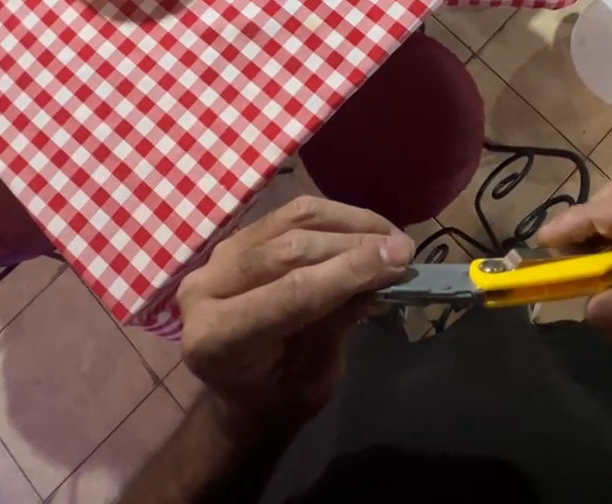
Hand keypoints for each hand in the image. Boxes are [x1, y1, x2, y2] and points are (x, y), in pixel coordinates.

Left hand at [176, 196, 413, 438]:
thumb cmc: (277, 397)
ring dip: (349, 223)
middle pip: (290, 249)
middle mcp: (206, 287)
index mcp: (216, 338)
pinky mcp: (238, 236)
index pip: (291, 292)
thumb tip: (385, 272)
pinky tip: (366, 226)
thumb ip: (339, 322)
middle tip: (404, 249)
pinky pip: (290, 213)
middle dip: (354, 246)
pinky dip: (334, 216)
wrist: (240, 393)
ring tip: (391, 235)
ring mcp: (219, 255)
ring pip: (292, 220)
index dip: (348, 271)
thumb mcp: (314, 377)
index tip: (399, 258)